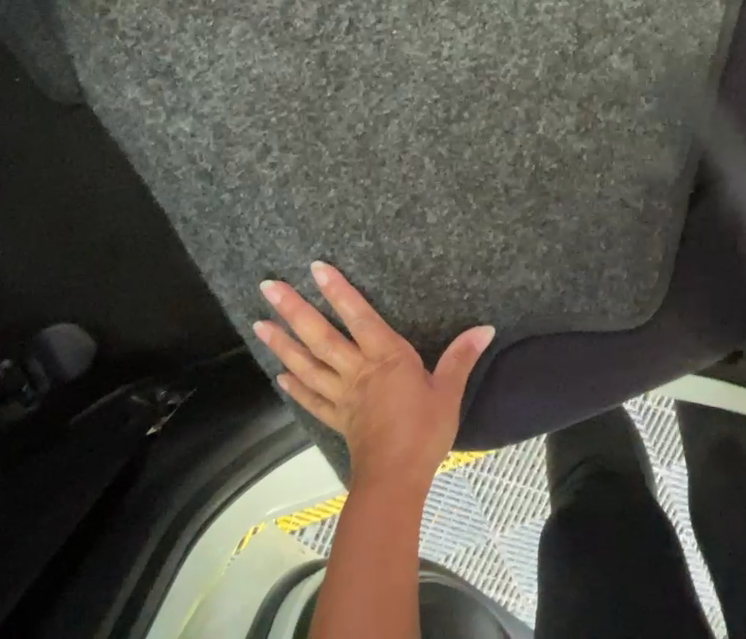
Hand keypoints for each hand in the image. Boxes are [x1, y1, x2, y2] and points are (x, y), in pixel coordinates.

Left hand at [254, 261, 495, 491]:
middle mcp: (358, 371)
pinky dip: (295, 385)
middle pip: (321, 336)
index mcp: (386, 358)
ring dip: (282, 343)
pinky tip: (279, 375)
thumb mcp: (449, 391)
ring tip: (260, 323)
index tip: (316, 268)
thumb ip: (461, 357)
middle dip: (294, 310)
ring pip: (307, 364)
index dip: (339, 291)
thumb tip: (485, 327)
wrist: (396, 478)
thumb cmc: (424, 431)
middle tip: (268, 288)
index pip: (359, 317)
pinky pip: (312, 398)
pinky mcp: (337, 419)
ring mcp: (343, 396)